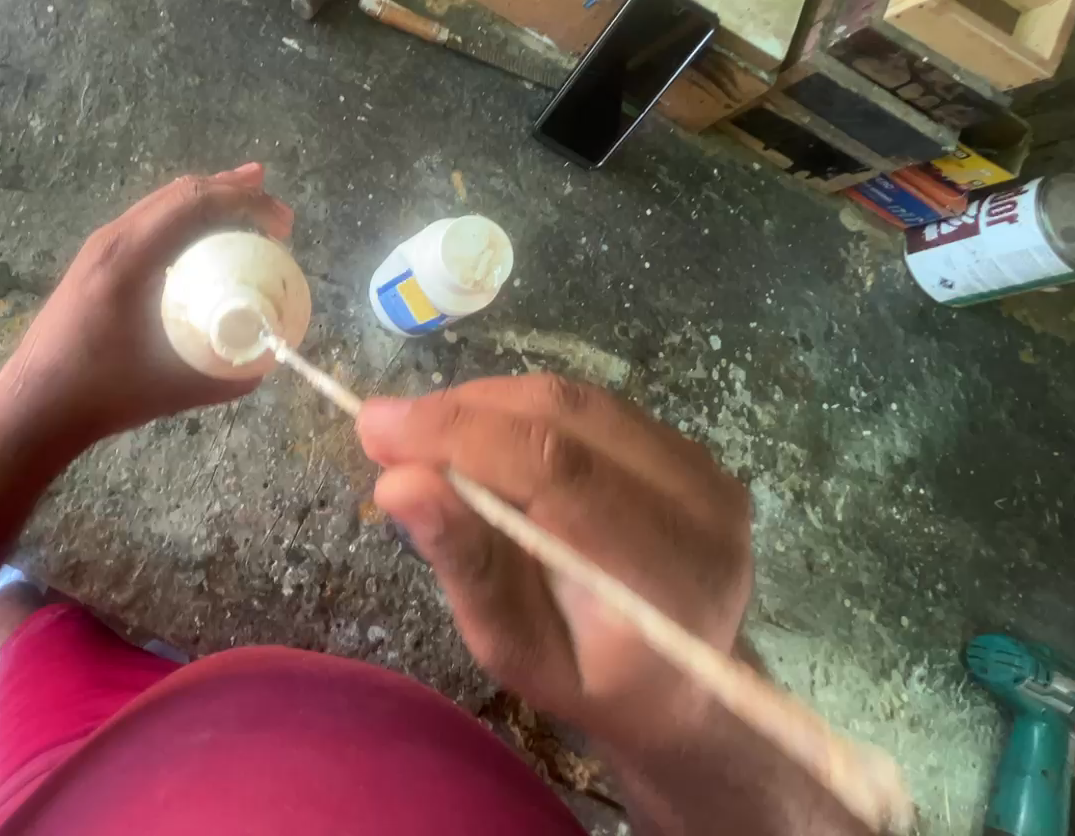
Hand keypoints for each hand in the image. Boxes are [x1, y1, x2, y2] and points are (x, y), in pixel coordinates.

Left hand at [0, 163, 294, 441]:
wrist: (32, 405)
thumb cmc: (97, 394)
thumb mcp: (169, 388)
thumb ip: (222, 380)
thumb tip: (263, 369)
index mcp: (128, 258)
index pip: (194, 204)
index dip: (246, 202)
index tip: (282, 225)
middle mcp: (112, 240)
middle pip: (180, 193)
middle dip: (234, 193)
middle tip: (276, 213)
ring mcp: (100, 248)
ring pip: (162, 205)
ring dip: (209, 203)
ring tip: (248, 210)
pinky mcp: (95, 262)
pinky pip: (149, 224)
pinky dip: (185, 222)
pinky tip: (202, 241)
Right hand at [356, 374, 752, 750]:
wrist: (676, 674)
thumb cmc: (588, 677)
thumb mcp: (512, 648)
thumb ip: (465, 563)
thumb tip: (396, 483)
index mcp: (664, 573)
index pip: (554, 468)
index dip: (458, 435)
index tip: (375, 425)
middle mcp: (699, 502)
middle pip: (560, 414)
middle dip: (457, 412)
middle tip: (384, 429)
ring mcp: (699, 463)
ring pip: (566, 396)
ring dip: (479, 405)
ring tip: (422, 436)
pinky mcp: (680, 442)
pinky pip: (580, 402)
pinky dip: (512, 408)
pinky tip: (476, 437)